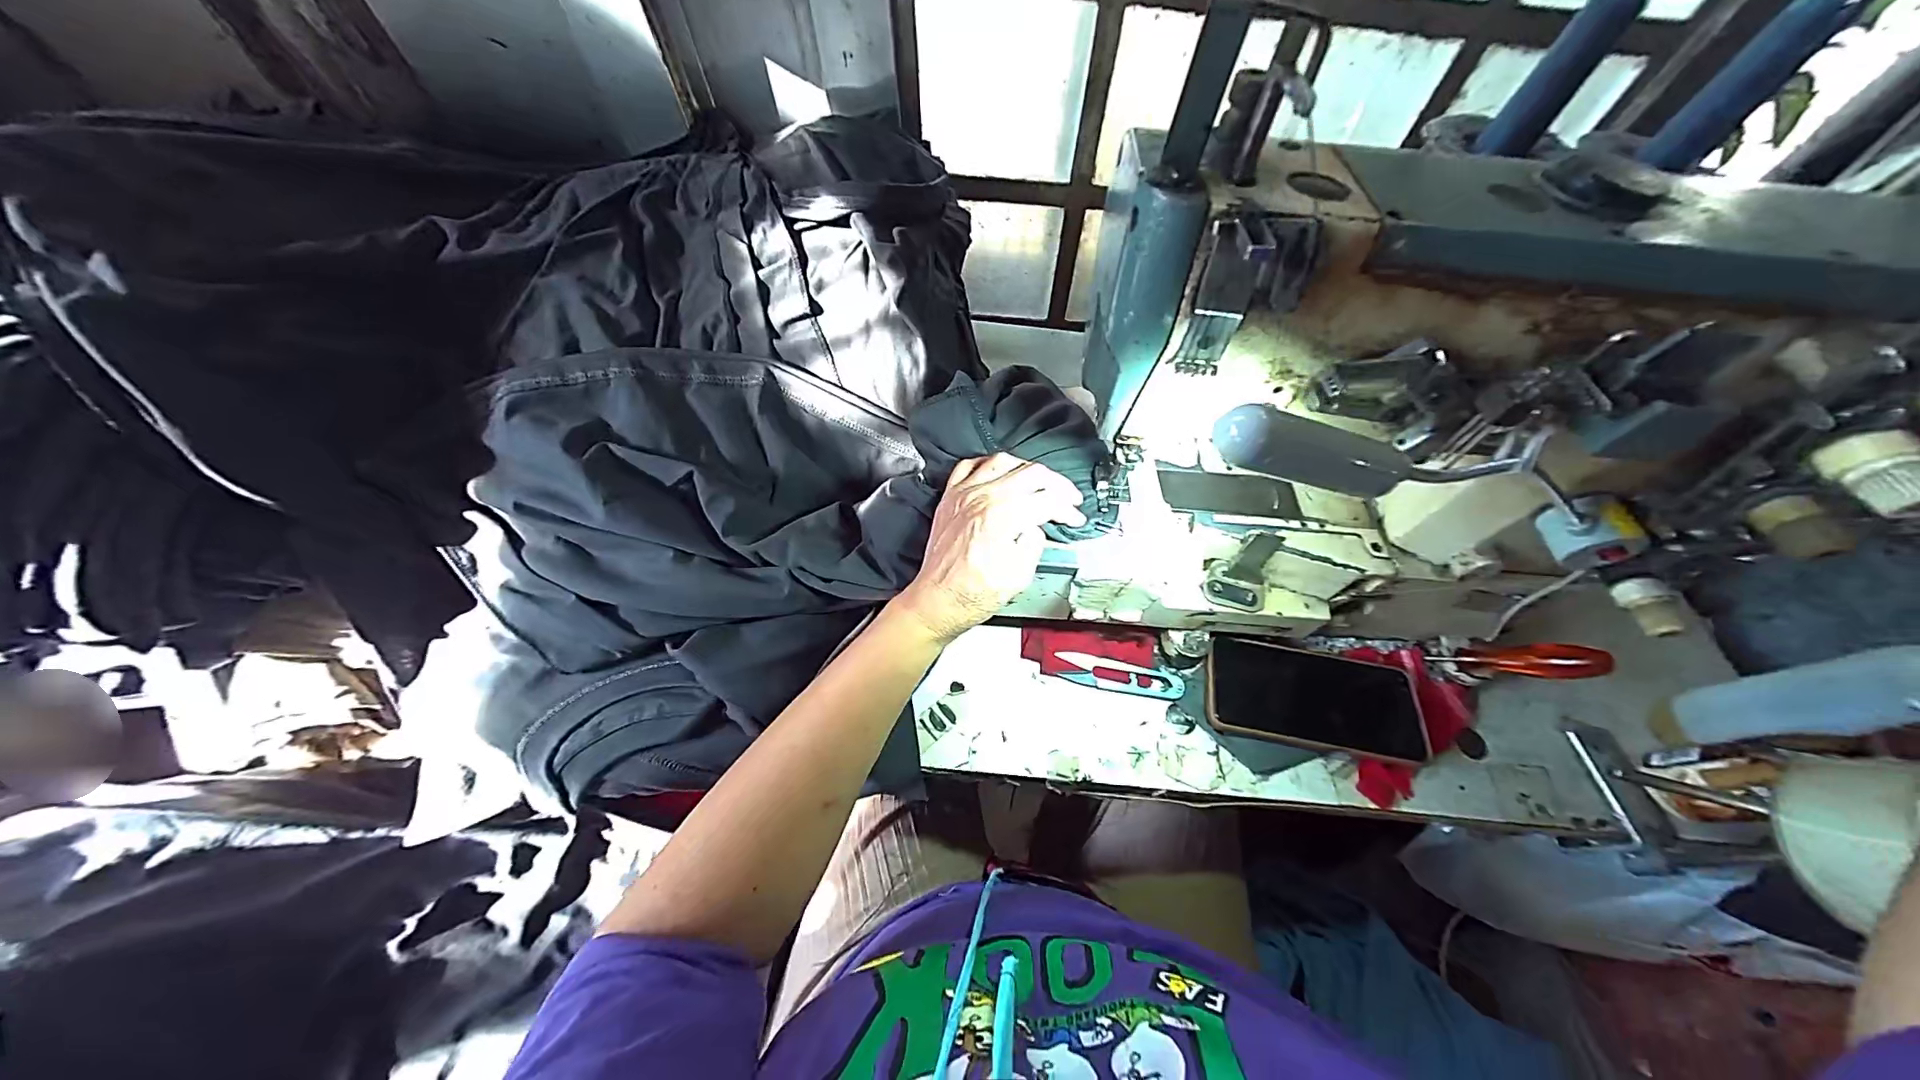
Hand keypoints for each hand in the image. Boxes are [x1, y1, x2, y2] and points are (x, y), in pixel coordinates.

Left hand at [892, 455, 1087, 644]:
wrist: (939, 599)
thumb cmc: (971, 593)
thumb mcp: (1019, 576)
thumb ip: (1034, 545)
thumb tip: (1036, 529)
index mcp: (1002, 516)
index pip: (1047, 500)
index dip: (1067, 509)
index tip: (1073, 517)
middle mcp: (982, 498)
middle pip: (1031, 473)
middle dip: (1057, 485)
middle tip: (1067, 498)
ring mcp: (964, 495)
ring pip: (1003, 461)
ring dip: (1027, 469)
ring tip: (1039, 483)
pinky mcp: (950, 498)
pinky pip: (970, 466)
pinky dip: (989, 465)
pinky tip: (998, 473)